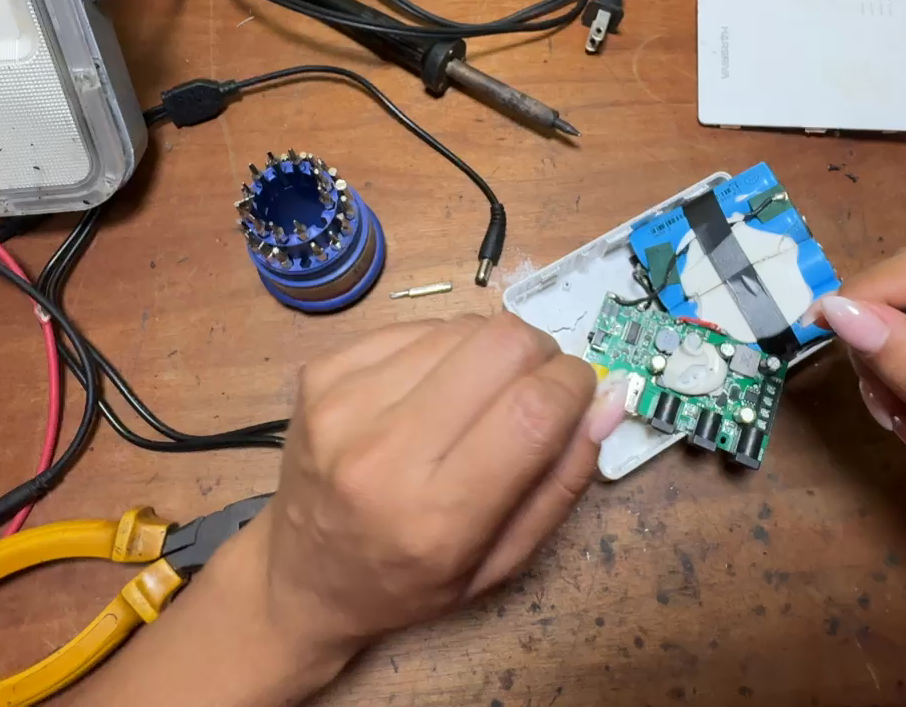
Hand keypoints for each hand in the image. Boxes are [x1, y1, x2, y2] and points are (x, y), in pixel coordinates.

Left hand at [217, 313, 627, 665]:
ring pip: (463, 325)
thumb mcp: (502, 564)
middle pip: (501, 345)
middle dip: (540, 353)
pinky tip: (432, 385)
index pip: (532, 410)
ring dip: (489, 349)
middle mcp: (383, 452)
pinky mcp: (322, 369)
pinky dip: (443, 346)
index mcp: (436, 518)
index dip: (574, 383)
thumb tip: (606, 398)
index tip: (579, 390)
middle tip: (534, 385)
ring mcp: (344, 401)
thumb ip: (564, 480)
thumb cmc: (410, 581)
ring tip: (475, 393)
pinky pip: (418, 324)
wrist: (300, 575)